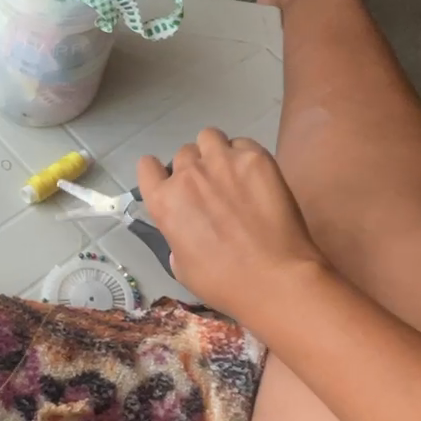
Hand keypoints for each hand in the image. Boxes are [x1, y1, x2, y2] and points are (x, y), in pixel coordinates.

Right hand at [137, 128, 331, 323]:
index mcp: (164, 202)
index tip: (169, 182)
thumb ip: (176, 237)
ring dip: (215, 152)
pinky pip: (243, 143)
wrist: (274, 278)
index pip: (146, 167)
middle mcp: (188, 175)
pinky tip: (254, 176)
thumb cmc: (223, 282)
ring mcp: (222, 162)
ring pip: (209, 137)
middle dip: (193, 168)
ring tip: (230, 172)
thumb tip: (185, 229)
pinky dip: (244, 155)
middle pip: (183, 153)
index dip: (157, 174)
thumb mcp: (181, 266)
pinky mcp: (256, 158)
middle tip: (211, 189)